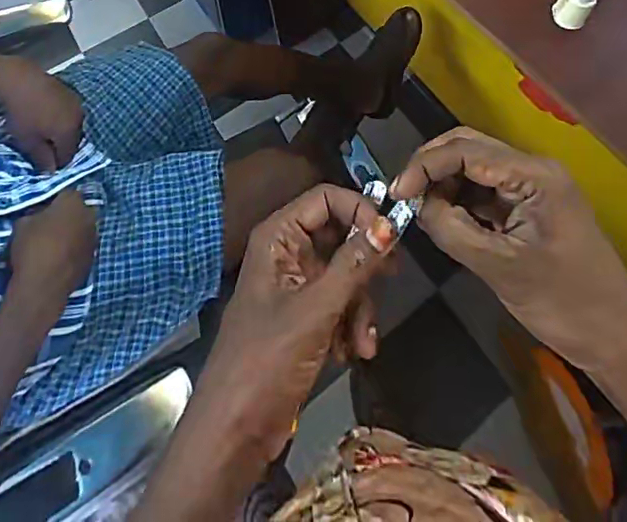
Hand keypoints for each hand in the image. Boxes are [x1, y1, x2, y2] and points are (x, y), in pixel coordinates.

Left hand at [0, 57, 82, 170]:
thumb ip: (42, 158)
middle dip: (59, 147)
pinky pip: (68, 112)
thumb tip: (51, 171)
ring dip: (60, 132)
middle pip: (72, 141)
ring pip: (71, 126)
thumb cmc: (22, 112)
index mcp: (70, 132)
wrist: (19, 78)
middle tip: (41, 148)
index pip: (68, 156)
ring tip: (41, 131)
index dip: (55, 164)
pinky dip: (59, 118)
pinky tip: (44, 116)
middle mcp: (79, 117)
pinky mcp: (69, 91)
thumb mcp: (28, 140)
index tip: (41, 164)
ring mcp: (75, 102)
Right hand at [9, 185, 96, 290]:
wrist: (42, 287)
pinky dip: (75, 250)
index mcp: (73, 202)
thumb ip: (35, 214)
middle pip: (77, 211)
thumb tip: (40, 215)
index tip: (43, 209)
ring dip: (73, 233)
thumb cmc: (31, 248)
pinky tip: (61, 259)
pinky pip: (83, 247)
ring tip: (55, 244)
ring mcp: (94, 237)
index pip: (65, 193)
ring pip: (82, 229)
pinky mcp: (93, 258)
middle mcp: (89, 216)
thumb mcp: (22, 223)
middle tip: (50, 226)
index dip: (53, 201)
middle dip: (67, 215)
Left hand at [193, 186, 397, 466]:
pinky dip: (352, 324)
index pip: (325, 198)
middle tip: (390, 280)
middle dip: (364, 266)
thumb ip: (354, 264)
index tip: (389, 236)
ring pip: (345, 274)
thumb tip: (388, 225)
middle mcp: (286, 252)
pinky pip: (340, 304)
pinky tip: (352, 352)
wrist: (235, 428)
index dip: (359, 210)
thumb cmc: (266, 359)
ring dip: (361, 306)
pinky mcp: (305, 317)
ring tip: (362, 341)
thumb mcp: (316, 309)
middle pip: (340, 236)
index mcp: (278, 236)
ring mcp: (296, 285)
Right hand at [389, 127, 626, 372]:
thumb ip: (450, 228)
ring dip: (443, 182)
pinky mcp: (530, 205)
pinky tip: (443, 217)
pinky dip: (459, 199)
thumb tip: (415, 204)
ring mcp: (533, 186)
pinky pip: (484, 189)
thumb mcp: (499, 267)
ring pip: (472, 166)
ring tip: (420, 210)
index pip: (464, 150)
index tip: (396, 193)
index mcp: (535, 175)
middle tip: (403, 196)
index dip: (424, 166)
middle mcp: (534, 169)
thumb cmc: (566, 305)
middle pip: (467, 147)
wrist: (620, 343)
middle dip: (430, 167)